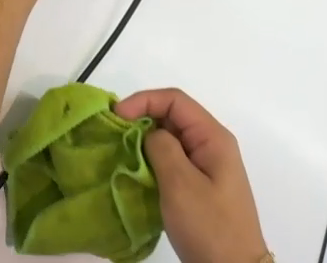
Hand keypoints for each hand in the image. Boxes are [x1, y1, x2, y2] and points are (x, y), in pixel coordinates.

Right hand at [115, 89, 267, 262]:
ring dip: (144, 142)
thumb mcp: (181, 184)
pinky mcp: (199, 187)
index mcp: (213, 137)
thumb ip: (162, 147)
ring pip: (170, 139)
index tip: (117, 117)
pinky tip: (136, 174)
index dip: (143, 100)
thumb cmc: (210, 227)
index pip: (174, 100)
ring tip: (120, 153)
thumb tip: (149, 134)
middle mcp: (211, 145)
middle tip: (114, 135)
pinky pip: (172, 161)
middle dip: (141, 120)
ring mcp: (206, 166)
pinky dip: (151, 161)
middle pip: (172, 116)